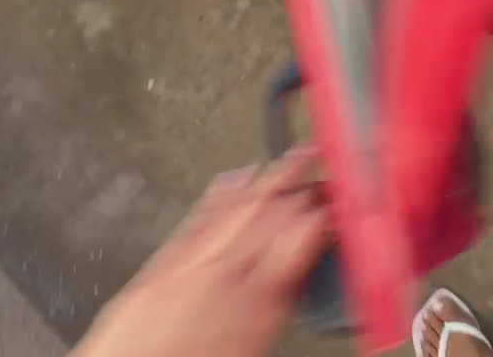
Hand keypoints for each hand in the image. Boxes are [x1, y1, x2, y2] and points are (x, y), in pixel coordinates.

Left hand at [72, 149, 331, 356]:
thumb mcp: (260, 340)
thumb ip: (285, 293)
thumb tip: (306, 263)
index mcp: (261, 297)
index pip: (307, 231)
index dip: (328, 209)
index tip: (339, 201)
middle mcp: (226, 276)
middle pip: (277, 211)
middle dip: (306, 185)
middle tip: (325, 169)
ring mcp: (187, 270)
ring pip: (239, 208)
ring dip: (273, 175)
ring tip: (295, 154)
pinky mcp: (153, 275)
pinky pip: (194, 221)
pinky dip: (220, 195)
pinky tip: (235, 176)